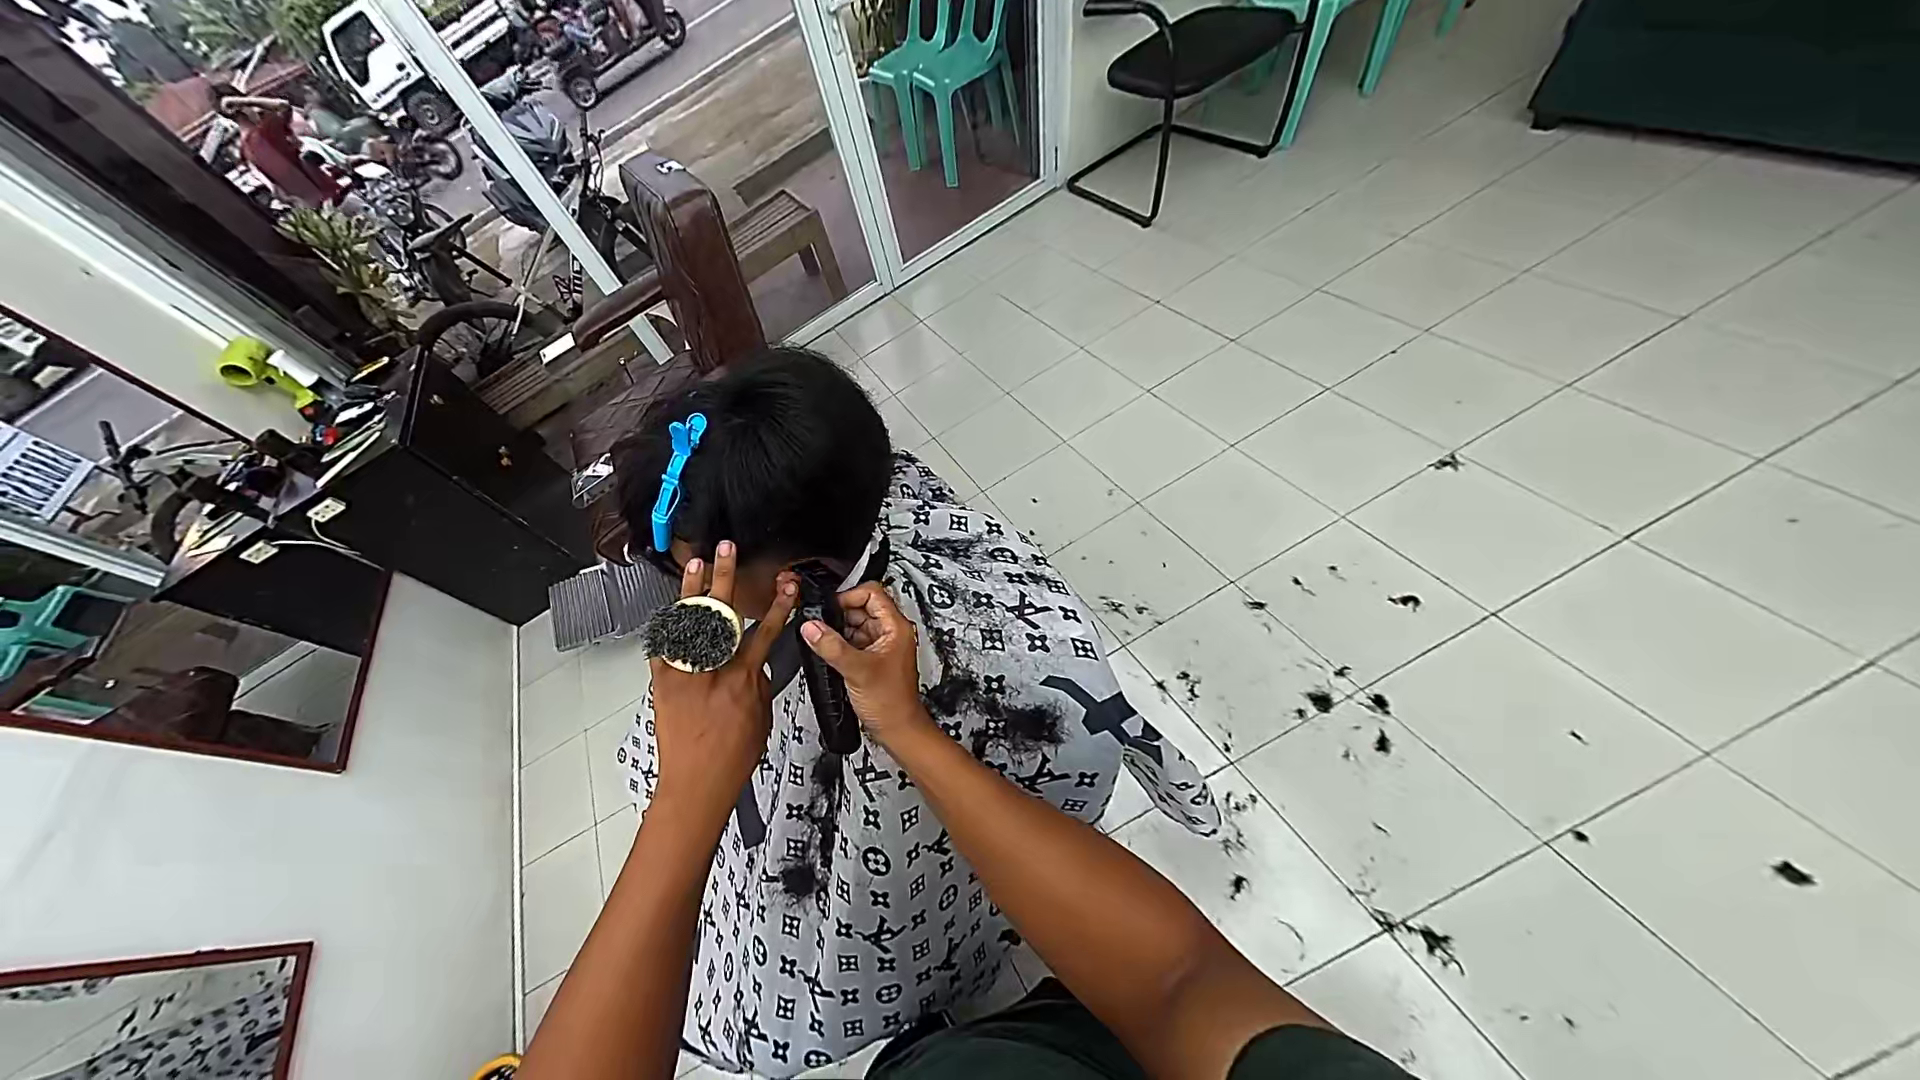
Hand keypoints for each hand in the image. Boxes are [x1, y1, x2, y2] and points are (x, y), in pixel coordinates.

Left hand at [649, 541, 797, 821]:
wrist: (695, 785)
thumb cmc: (731, 759)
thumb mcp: (762, 718)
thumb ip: (760, 684)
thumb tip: (756, 663)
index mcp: (742, 680)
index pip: (765, 632)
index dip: (779, 606)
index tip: (786, 587)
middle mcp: (711, 672)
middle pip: (720, 614)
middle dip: (725, 578)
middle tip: (726, 552)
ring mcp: (683, 675)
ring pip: (687, 623)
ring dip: (692, 590)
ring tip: (697, 564)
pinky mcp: (663, 684)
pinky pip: (663, 648)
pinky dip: (668, 627)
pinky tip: (671, 607)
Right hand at [799, 583, 931, 746]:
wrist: (897, 728)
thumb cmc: (891, 702)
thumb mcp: (857, 669)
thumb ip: (832, 646)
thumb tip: (812, 628)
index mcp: (896, 627)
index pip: (872, 593)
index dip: (849, 596)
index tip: (830, 608)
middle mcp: (890, 632)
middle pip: (861, 607)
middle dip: (839, 615)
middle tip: (823, 626)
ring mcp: (881, 645)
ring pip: (855, 624)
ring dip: (839, 630)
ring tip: (826, 642)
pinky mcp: (872, 658)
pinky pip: (853, 641)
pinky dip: (841, 644)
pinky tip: (832, 654)